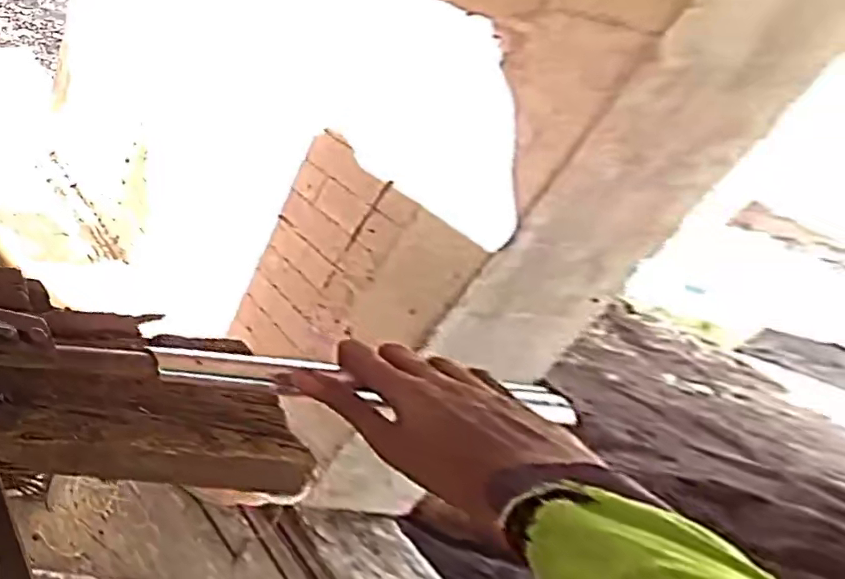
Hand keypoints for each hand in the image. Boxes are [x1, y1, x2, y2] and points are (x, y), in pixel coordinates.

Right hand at [289, 341, 597, 532]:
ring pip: (436, 364)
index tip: (344, 378)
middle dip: (385, 369)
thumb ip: (344, 405)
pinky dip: (467, 387)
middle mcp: (436, 376)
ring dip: (426, 377)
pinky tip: (471, 409)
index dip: (346, 363)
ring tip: (428, 407)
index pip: (356, 351)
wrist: (545, 497)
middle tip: (385, 398)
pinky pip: (480, 379)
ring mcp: (477, 385)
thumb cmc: (464, 477)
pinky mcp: (511, 399)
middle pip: (395, 352)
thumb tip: (303, 378)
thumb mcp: (391, 446)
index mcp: (402, 385)